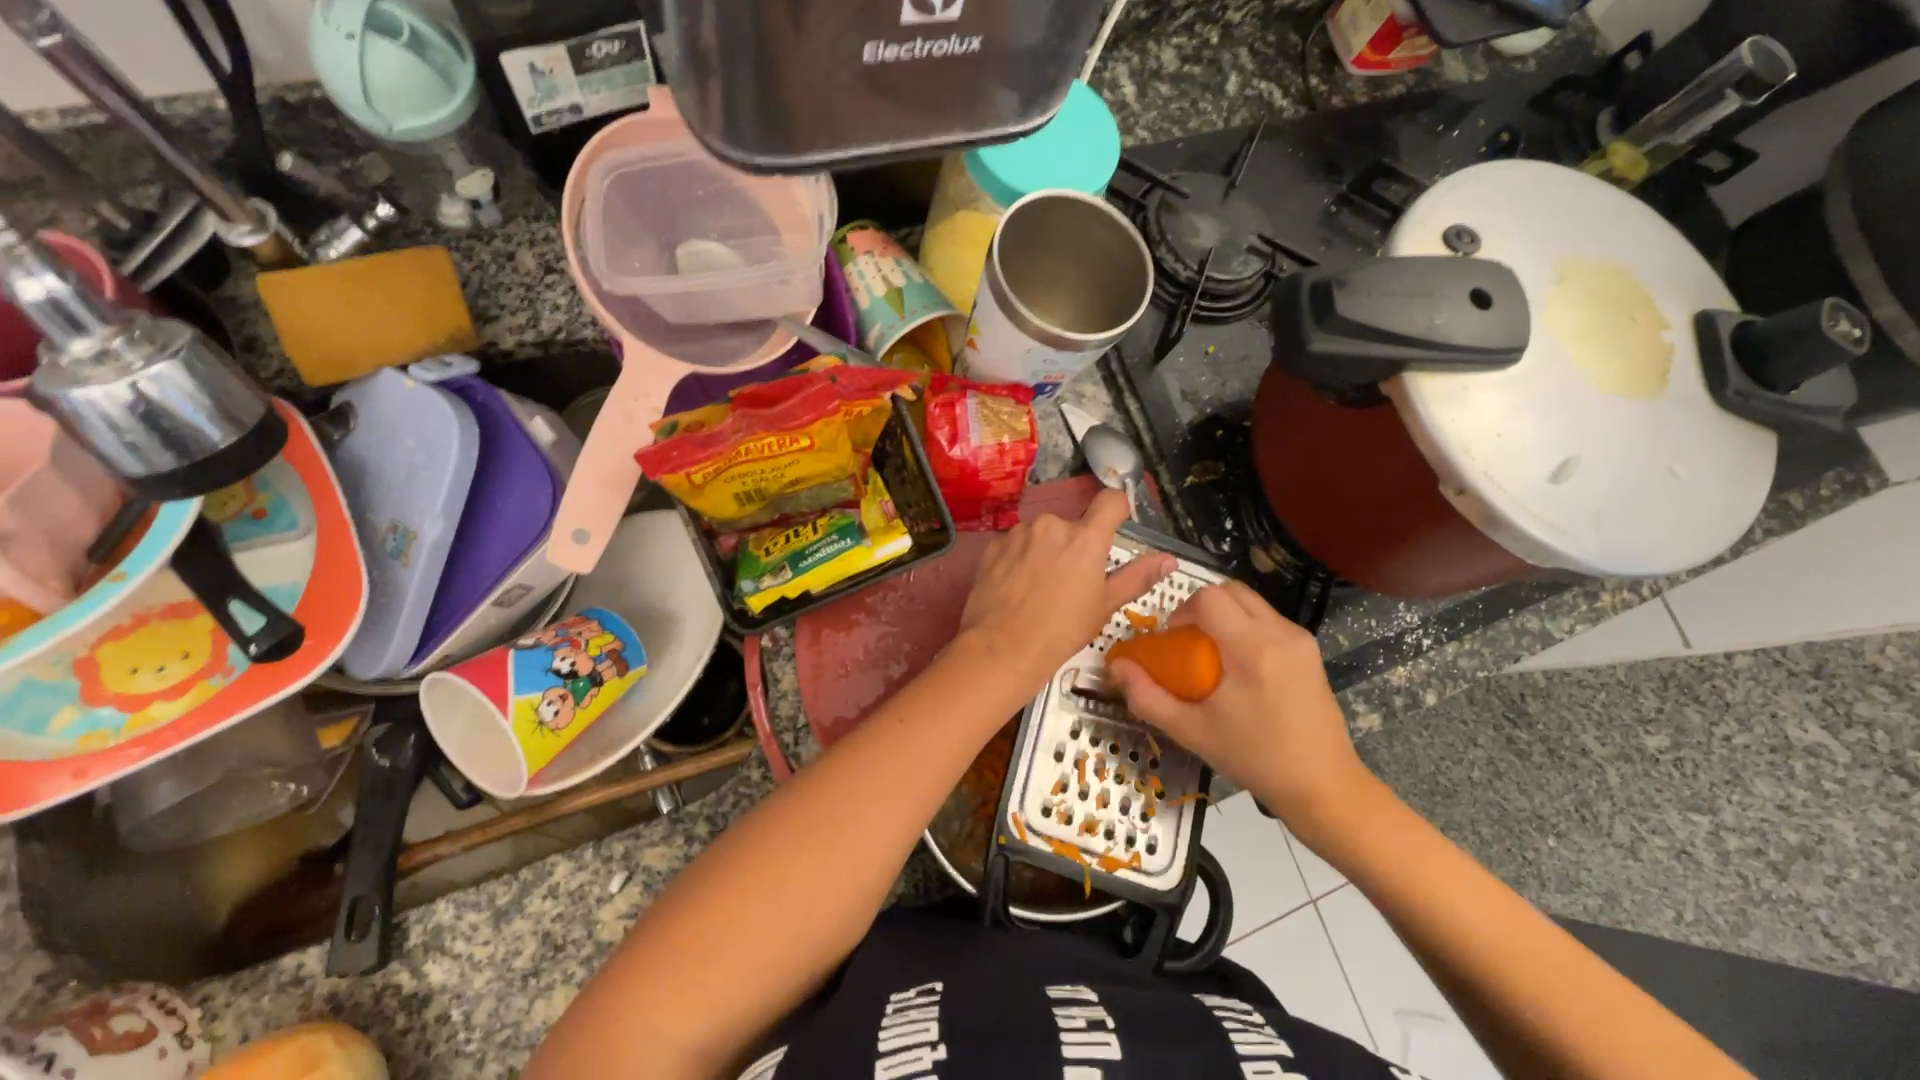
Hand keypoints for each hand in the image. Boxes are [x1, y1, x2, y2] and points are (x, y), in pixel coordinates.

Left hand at [956, 489, 1174, 694]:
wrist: (1001, 649)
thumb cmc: (1061, 631)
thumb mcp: (1104, 606)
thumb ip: (1137, 577)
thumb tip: (1169, 559)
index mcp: (1086, 538)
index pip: (1111, 500)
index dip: (1117, 509)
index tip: (1114, 527)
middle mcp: (1051, 525)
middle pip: (1071, 525)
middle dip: (1073, 546)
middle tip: (1069, 582)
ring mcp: (1018, 533)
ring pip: (1040, 535)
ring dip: (1044, 552)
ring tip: (1038, 589)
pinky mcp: (993, 546)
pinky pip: (1014, 545)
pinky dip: (1017, 560)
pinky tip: (1015, 589)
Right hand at [1108, 582, 1371, 828]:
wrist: (1321, 784)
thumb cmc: (1254, 758)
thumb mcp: (1191, 731)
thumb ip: (1148, 697)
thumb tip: (1116, 667)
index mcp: (1252, 649)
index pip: (1209, 598)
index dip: (1182, 611)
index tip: (1173, 641)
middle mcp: (1281, 633)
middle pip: (1231, 591)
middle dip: (1202, 608)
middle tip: (1188, 643)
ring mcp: (1301, 640)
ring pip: (1252, 603)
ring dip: (1225, 617)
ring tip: (1213, 658)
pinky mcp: (1311, 651)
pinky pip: (1269, 622)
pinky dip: (1246, 630)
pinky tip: (1240, 671)